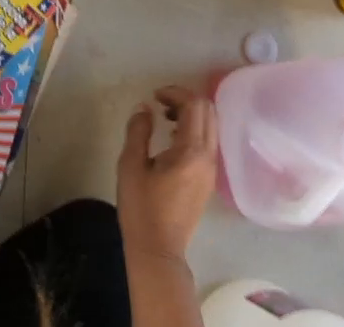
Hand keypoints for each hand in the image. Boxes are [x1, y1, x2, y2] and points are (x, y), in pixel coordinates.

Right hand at [117, 86, 218, 263]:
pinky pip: (209, 141)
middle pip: (208, 111)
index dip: (175, 92)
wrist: (158, 251)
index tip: (155, 96)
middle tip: (161, 104)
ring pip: (211, 125)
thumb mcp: (131, 166)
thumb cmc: (141, 209)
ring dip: (191, 114)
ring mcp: (212, 168)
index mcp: (191, 151)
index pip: (194, 105)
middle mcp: (208, 156)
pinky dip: (195, 129)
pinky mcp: (209, 178)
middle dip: (185, 99)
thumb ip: (138, 131)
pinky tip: (173, 139)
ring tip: (165, 119)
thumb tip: (144, 106)